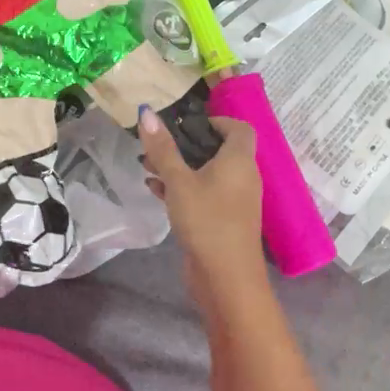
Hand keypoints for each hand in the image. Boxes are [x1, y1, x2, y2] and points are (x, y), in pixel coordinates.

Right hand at [140, 108, 266, 297]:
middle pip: (219, 150)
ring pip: (207, 174)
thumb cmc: (206, 220)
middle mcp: (242, 177)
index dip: (216, 121)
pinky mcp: (223, 221)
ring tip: (146, 165)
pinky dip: (183, 188)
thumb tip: (147, 111)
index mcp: (239, 160)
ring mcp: (234, 201)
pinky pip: (204, 194)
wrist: (226, 279)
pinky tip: (154, 189)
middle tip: (158, 144)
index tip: (186, 125)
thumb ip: (162, 148)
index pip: (238, 128)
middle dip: (187, 145)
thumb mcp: (179, 181)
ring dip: (180, 168)